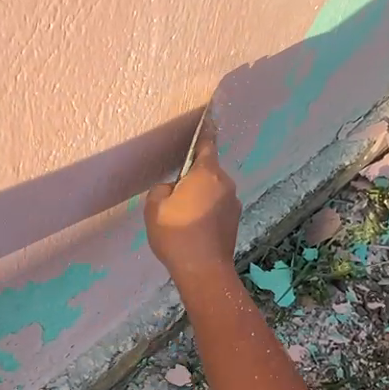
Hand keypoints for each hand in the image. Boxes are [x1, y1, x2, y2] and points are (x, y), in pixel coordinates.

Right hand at [145, 113, 241, 282]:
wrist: (204, 271)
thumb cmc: (177, 234)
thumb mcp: (154, 208)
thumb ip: (161, 189)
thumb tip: (172, 188)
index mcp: (206, 173)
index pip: (207, 144)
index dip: (205, 131)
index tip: (208, 118)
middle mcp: (225, 184)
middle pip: (207, 171)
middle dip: (192, 177)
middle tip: (173, 194)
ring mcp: (233, 204)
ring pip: (211, 191)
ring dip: (199, 197)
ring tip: (181, 217)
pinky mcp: (234, 222)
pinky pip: (216, 208)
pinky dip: (205, 212)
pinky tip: (192, 229)